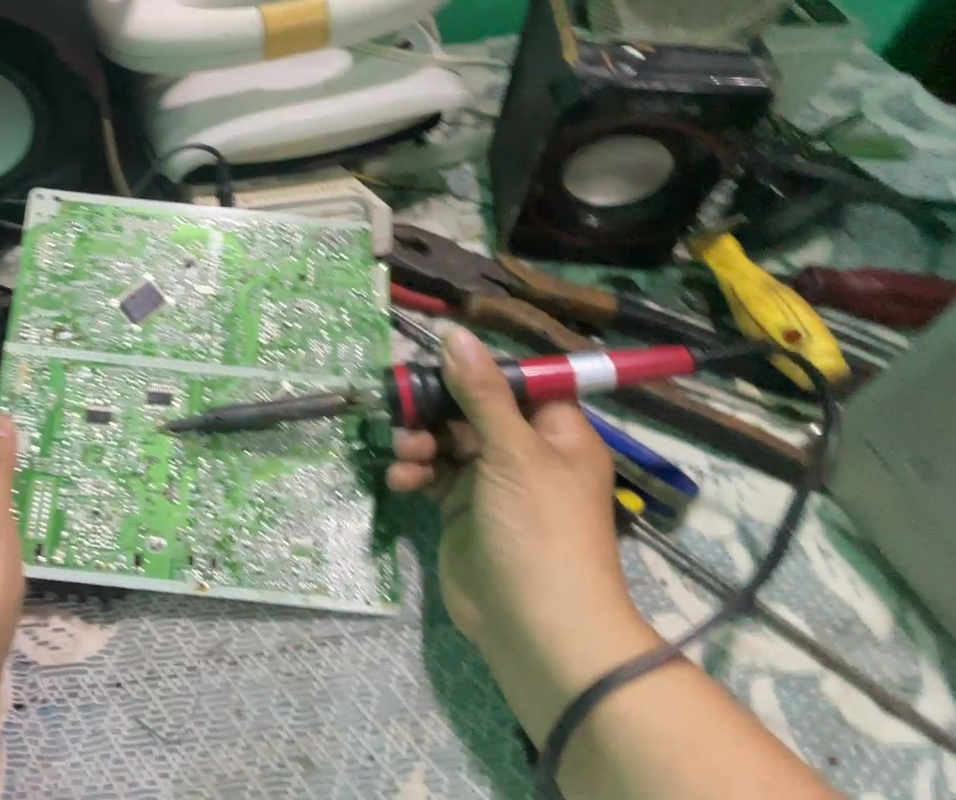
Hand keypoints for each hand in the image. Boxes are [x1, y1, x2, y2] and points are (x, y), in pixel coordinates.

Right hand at [387, 329, 663, 741]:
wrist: (534, 623)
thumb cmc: (537, 526)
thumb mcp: (512, 451)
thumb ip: (480, 392)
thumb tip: (454, 332)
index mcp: (555, 433)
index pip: (517, 382)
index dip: (478, 368)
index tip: (434, 357)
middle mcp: (525, 452)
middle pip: (473, 409)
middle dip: (435, 407)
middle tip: (400, 402)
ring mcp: (492, 482)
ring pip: (447, 440)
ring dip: (420, 441)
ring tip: (405, 452)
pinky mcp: (462, 508)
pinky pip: (433, 474)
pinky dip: (415, 472)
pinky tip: (401, 480)